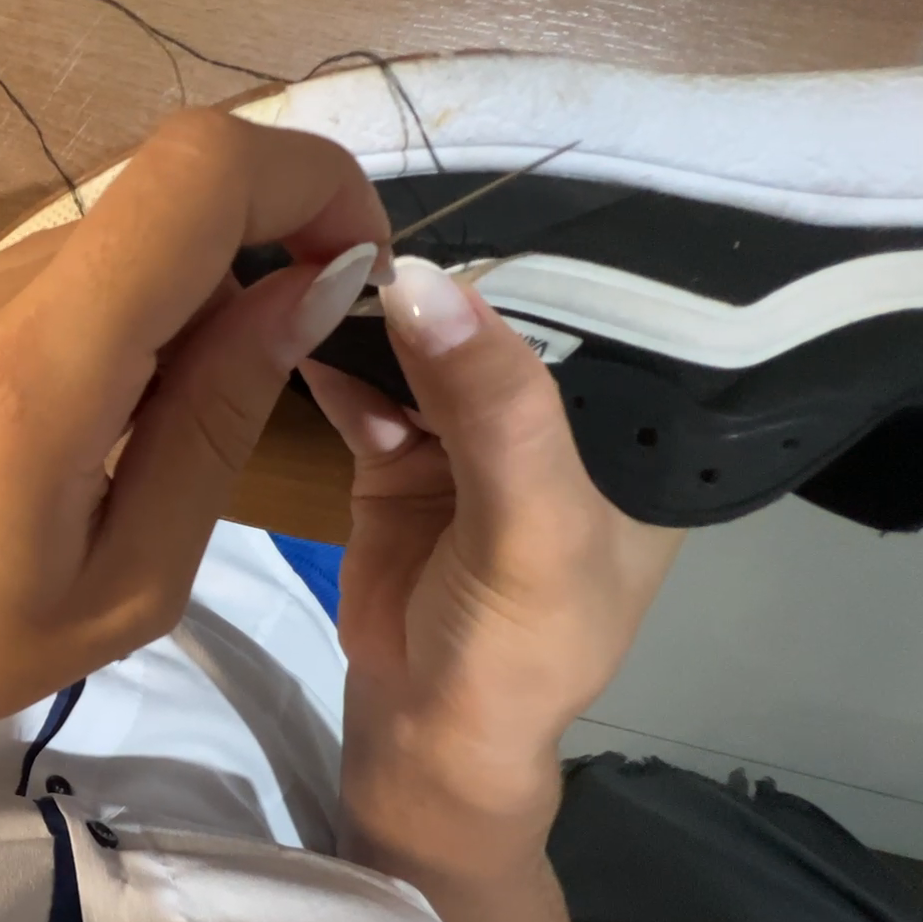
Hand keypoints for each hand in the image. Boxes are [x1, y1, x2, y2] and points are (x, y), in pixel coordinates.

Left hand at [0, 112, 392, 814]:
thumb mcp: (134, 578)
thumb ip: (218, 420)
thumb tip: (304, 288)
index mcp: (30, 381)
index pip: (190, 178)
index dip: (300, 181)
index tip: (345, 262)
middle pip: (153, 202)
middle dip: (240, 261)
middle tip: (246, 379)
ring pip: (104, 238)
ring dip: (169, 300)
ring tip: (148, 424)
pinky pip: (50, 274)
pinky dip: (108, 315)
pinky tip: (88, 412)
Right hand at [302, 259, 685, 813]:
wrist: (423, 718)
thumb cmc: (512, 640)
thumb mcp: (526, 522)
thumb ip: (490, 406)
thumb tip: (421, 286)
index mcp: (620, 438)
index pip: (584, 325)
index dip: (523, 268)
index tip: (452, 203)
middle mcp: (540, 431)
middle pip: (485, 338)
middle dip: (429, 296)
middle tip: (354, 233)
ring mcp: (457, 446)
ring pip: (414, 365)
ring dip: (370, 331)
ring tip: (318, 278)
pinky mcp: (391, 463)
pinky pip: (363, 402)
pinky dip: (333, 373)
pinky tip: (301, 336)